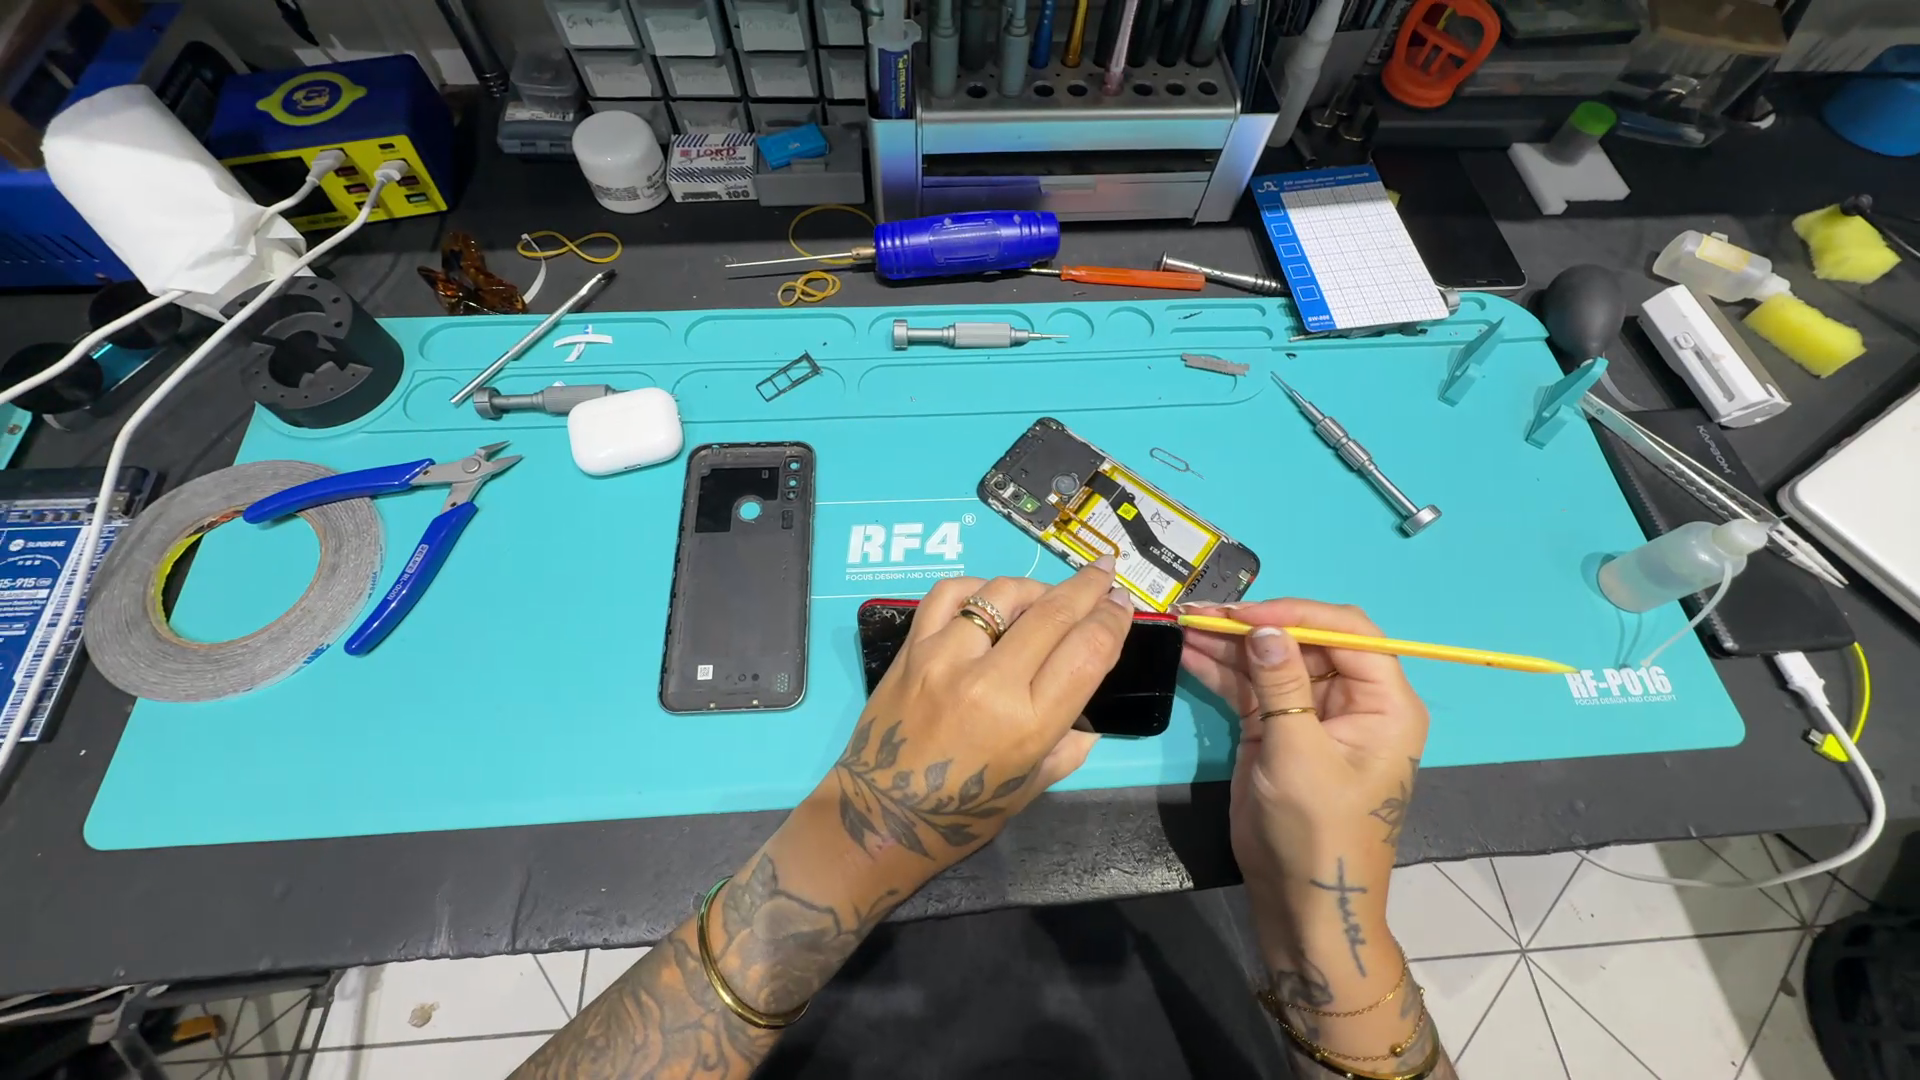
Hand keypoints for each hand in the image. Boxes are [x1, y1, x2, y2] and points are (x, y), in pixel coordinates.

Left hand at [821, 561, 1132, 883]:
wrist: (879, 815)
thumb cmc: (963, 813)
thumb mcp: (1032, 786)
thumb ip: (1068, 743)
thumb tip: (1089, 706)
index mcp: (1027, 724)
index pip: (1087, 651)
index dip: (1113, 619)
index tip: (1123, 603)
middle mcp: (989, 682)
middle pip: (1052, 614)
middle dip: (1088, 588)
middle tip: (1105, 574)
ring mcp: (944, 658)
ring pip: (1001, 594)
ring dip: (1036, 587)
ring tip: (1048, 595)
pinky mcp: (911, 648)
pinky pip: (948, 594)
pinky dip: (977, 587)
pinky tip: (990, 597)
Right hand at [1179, 599, 1427, 966]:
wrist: (1300, 898)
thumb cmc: (1318, 831)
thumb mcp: (1300, 755)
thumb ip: (1282, 686)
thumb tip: (1264, 630)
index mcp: (1382, 703)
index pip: (1347, 633)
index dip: (1296, 615)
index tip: (1243, 615)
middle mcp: (1349, 699)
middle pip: (1300, 641)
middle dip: (1250, 626)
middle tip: (1197, 615)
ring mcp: (1309, 712)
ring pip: (1268, 660)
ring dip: (1226, 644)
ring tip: (1181, 625)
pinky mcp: (1275, 727)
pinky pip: (1248, 686)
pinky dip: (1218, 669)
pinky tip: (1186, 652)